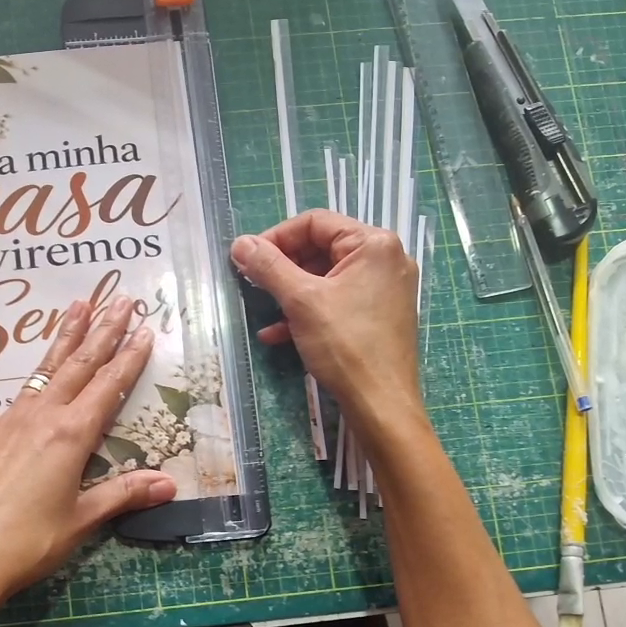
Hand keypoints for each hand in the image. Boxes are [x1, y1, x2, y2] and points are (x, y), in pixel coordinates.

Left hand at [0, 299, 176, 611]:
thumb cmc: (29, 543)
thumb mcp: (82, 520)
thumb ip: (123, 494)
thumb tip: (170, 483)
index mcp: (72, 435)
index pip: (109, 387)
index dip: (130, 358)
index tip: (146, 329)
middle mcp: (41, 417)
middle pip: (79, 365)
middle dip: (103, 331)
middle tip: (120, 297)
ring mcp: (6, 422)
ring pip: (40, 371)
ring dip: (61, 337)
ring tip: (76, 305)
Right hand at [233, 210, 422, 431]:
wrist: (381, 404)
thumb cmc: (345, 346)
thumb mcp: (301, 302)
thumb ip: (269, 268)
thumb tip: (240, 244)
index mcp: (374, 244)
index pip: (316, 222)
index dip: (276, 237)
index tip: (248, 259)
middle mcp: (385, 259)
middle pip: (322, 249)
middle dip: (283, 268)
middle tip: (253, 284)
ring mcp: (385, 290)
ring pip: (327, 278)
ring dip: (291, 293)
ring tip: (264, 311)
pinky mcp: (380, 316)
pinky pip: (338, 301)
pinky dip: (309, 312)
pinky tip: (279, 335)